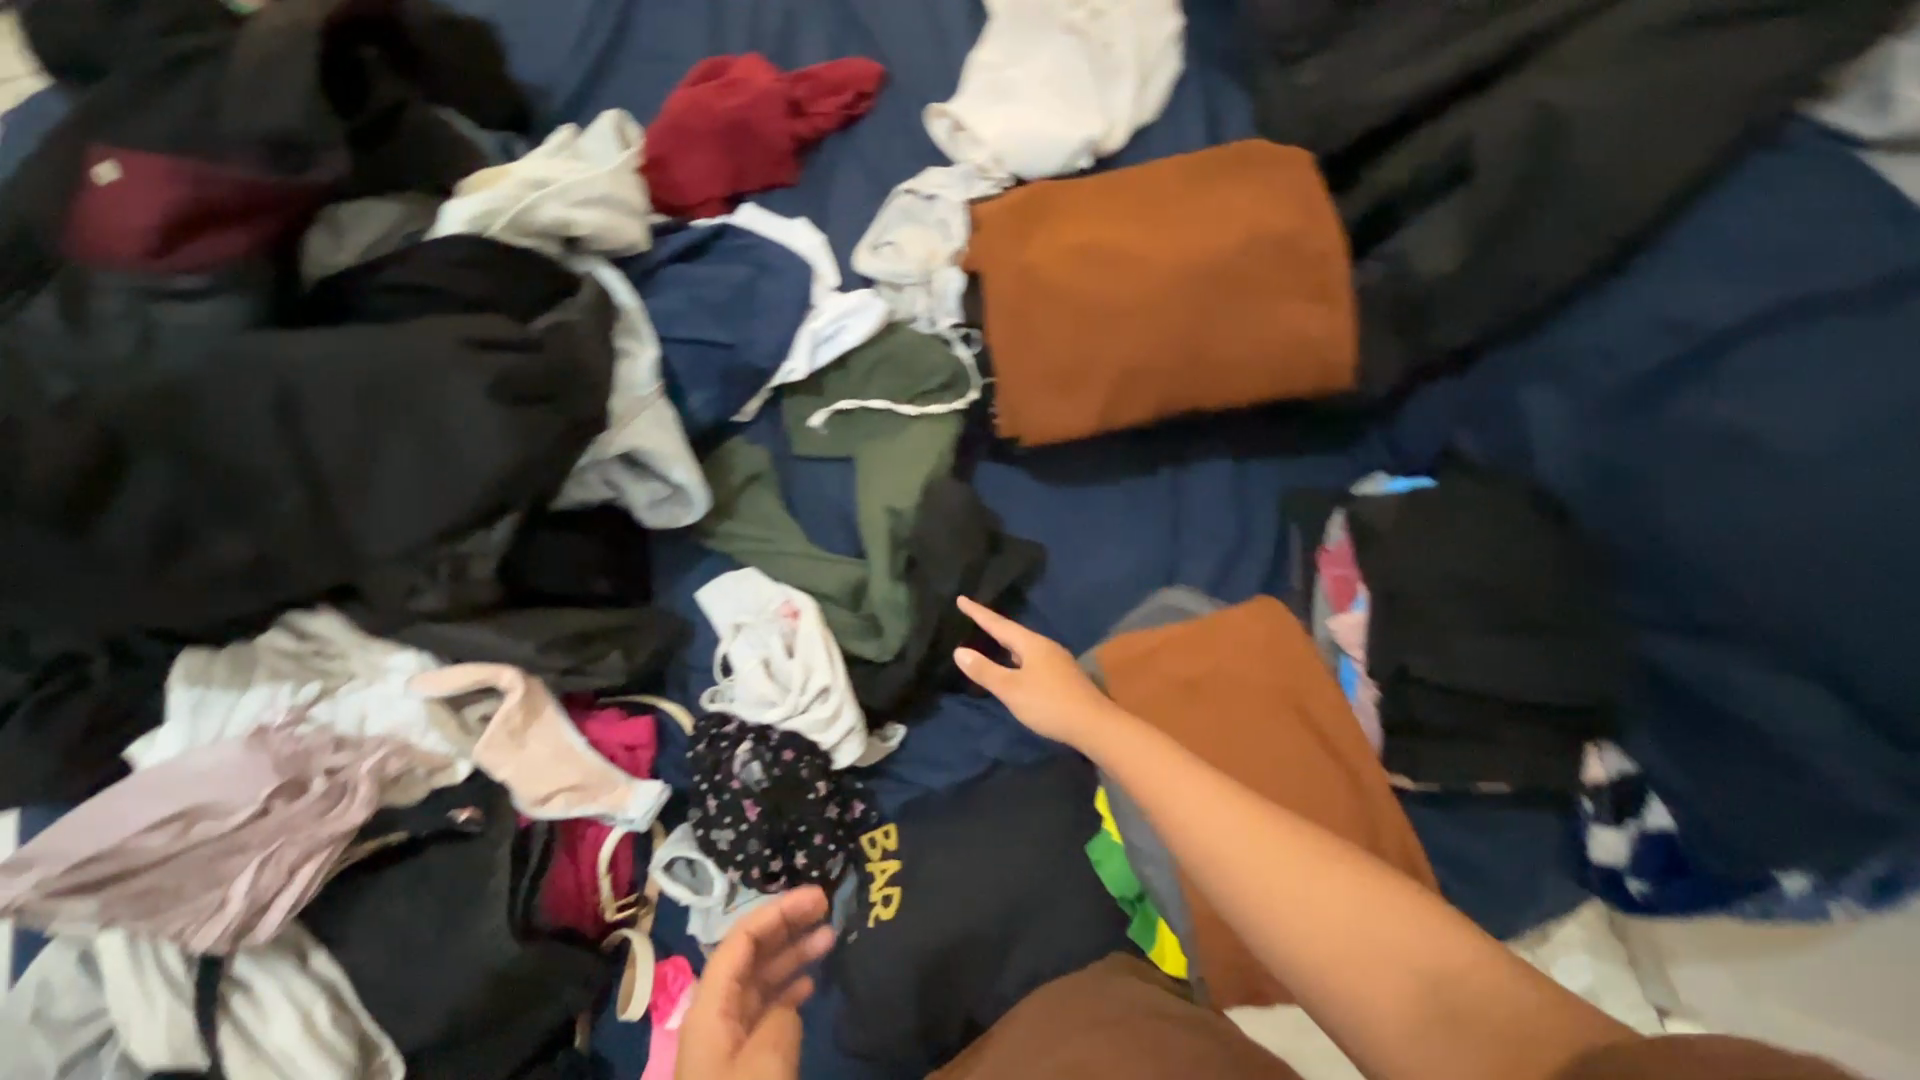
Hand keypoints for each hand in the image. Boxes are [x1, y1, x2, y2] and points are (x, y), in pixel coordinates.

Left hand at [676, 886, 834, 1079]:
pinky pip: (767, 1009)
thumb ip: (780, 1018)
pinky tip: (812, 982)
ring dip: (792, 955)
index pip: (741, 941)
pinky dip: (790, 988)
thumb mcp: (765, 1063)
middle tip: (828, 905)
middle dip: (786, 925)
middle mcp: (717, 1015)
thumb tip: (789, 1003)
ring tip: (830, 936)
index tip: (817, 896)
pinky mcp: (745, 1062)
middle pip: (749, 955)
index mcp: (710, 1007)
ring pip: (760, 980)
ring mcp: (730, 1040)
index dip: (777, 911)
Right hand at [952, 596, 1120, 746]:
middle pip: (1013, 633)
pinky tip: (1016, 668)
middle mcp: (1046, 647)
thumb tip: (960, 651)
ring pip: (1025, 647)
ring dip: (1006, 644)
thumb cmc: (1049, 704)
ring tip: (991, 642)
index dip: (978, 613)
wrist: (1094, 725)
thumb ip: (985, 670)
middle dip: (993, 626)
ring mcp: (1057, 661)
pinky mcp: (1063, 677)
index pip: (998, 624)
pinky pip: (1033, 659)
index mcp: (1031, 644)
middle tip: (974, 618)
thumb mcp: (1011, 689)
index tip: (961, 599)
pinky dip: (1017, 659)